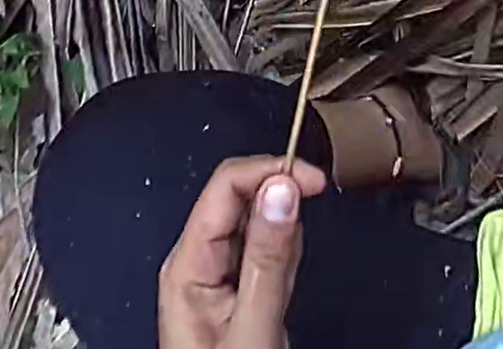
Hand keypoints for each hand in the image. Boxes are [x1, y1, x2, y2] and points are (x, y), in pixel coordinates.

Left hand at [158, 156, 327, 348]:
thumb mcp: (253, 332)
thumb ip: (269, 258)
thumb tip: (282, 188)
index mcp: (188, 264)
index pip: (226, 186)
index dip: (268, 170)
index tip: (310, 178)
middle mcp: (199, 261)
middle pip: (238, 195)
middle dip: (277, 191)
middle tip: (314, 198)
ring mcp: (218, 274)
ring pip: (254, 217)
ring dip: (283, 222)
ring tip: (294, 255)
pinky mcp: (238, 287)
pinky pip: (265, 246)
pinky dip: (284, 246)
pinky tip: (288, 268)